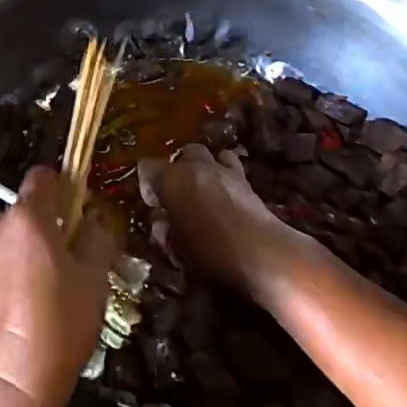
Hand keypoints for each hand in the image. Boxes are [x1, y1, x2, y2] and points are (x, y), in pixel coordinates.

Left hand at [0, 167, 114, 406]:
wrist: (14, 380)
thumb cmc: (59, 319)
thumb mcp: (94, 273)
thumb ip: (97, 235)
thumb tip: (94, 219)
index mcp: (28, 216)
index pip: (44, 174)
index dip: (67, 181)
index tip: (87, 201)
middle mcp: (3, 226)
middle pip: (34, 202)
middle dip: (60, 213)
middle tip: (88, 238)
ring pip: (25, 229)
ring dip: (48, 237)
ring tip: (74, 267)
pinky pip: (16, 251)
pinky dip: (34, 257)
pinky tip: (53, 287)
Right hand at [153, 145, 314, 299]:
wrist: (260, 251)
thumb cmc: (210, 251)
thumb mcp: (177, 248)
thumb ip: (165, 231)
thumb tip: (161, 222)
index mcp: (173, 179)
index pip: (147, 167)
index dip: (147, 185)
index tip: (154, 206)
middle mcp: (196, 165)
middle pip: (181, 154)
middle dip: (176, 171)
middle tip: (177, 198)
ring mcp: (223, 168)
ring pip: (206, 155)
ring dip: (200, 168)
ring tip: (201, 191)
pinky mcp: (244, 178)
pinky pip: (228, 164)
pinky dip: (223, 172)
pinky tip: (224, 193)